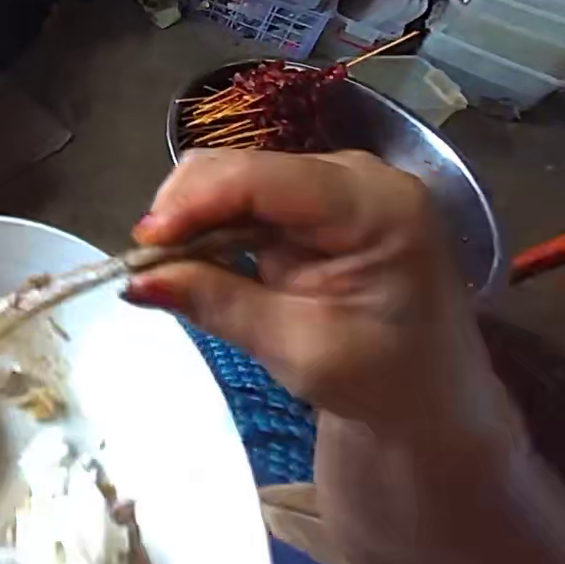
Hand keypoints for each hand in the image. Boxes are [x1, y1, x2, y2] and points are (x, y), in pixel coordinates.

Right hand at [124, 150, 502, 432]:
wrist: (430, 398)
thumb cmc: (382, 381)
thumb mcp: (296, 349)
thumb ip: (215, 303)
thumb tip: (133, 280)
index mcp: (374, 207)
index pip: (258, 179)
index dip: (191, 201)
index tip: (144, 242)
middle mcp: (353, 173)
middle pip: (236, 165)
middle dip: (183, 207)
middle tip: (151, 258)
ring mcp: (329, 176)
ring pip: (227, 170)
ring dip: (189, 212)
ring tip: (173, 259)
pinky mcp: (307, 190)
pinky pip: (235, 186)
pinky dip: (206, 216)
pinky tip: (198, 248)